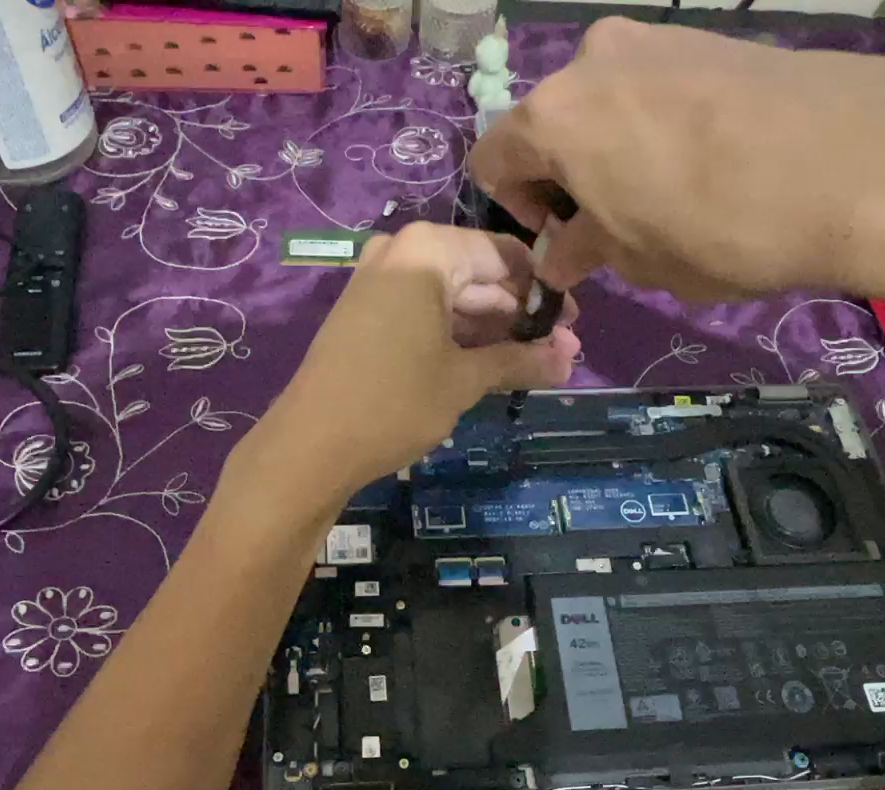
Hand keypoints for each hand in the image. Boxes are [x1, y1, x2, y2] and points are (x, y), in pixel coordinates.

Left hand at [239, 223, 579, 500]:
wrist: (311, 445)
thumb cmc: (394, 402)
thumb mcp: (463, 380)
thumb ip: (520, 361)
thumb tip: (571, 360)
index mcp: (428, 250)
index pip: (505, 256)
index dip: (543, 291)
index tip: (573, 325)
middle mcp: (401, 252)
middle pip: (478, 277)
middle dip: (519, 318)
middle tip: (561, 354)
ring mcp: (378, 283)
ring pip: (452, 300)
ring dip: (492, 332)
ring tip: (534, 366)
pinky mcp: (365, 315)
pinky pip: (424, 314)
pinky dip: (457, 337)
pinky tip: (488, 364)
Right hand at [470, 18, 884, 304]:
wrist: (855, 164)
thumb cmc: (714, 227)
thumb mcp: (632, 259)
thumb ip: (580, 250)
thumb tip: (560, 254)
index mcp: (552, 116)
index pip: (492, 160)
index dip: (514, 210)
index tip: (559, 240)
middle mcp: (592, 61)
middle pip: (549, 126)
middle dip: (564, 178)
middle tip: (608, 226)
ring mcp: (656, 38)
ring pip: (604, 106)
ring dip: (611, 154)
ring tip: (662, 199)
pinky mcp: (711, 37)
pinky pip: (654, 90)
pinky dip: (655, 129)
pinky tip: (703, 167)